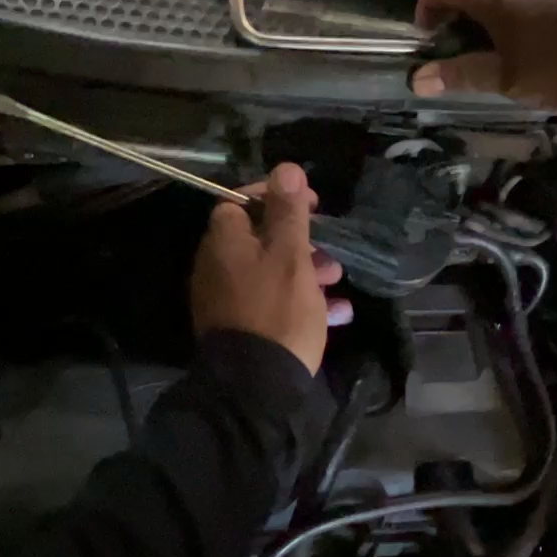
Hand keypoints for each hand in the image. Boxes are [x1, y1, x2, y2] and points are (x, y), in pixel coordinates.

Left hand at [191, 163, 352, 374]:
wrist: (255, 388)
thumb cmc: (276, 312)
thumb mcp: (289, 256)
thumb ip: (288, 211)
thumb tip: (286, 168)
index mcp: (224, 243)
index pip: (240, 201)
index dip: (276, 197)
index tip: (310, 203)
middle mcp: (218, 267)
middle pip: (259, 238)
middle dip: (299, 239)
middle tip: (330, 246)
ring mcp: (227, 299)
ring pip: (270, 272)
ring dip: (306, 270)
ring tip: (338, 278)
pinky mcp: (242, 327)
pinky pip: (272, 303)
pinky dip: (302, 301)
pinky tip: (337, 312)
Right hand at [410, 0, 556, 113]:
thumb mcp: (507, 79)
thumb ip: (461, 74)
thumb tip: (418, 80)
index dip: (427, 6)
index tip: (430, 37)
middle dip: (453, 3)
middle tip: (456, 41)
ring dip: (484, 3)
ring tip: (491, 42)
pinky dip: (512, 2)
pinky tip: (526, 35)